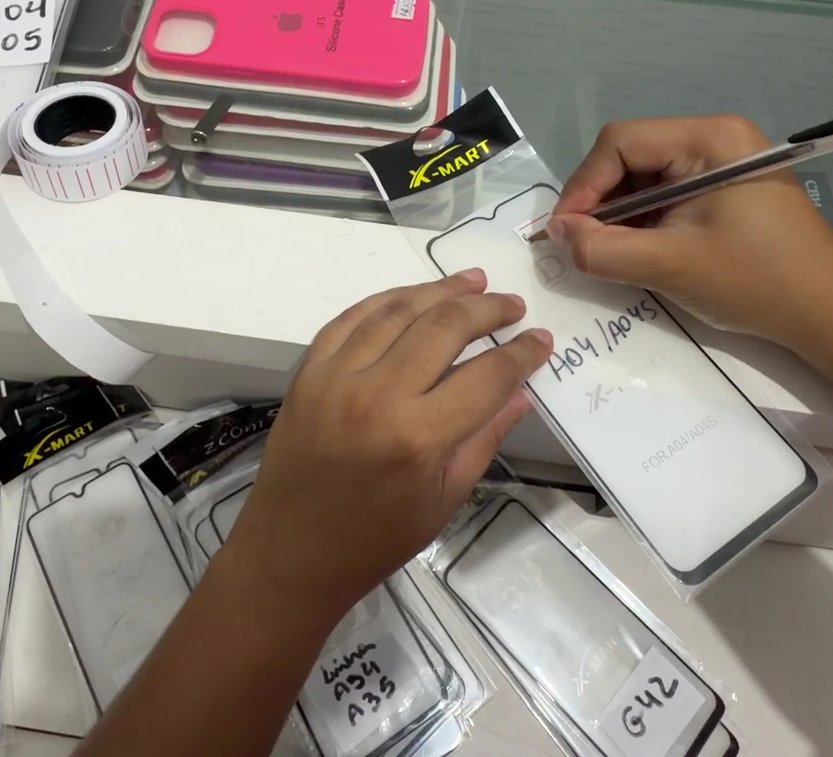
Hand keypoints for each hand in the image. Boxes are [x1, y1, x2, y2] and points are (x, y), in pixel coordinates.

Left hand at [224, 270, 551, 617]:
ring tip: (472, 281)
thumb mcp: (444, 499)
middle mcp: (378, 395)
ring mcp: (337, 376)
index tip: (542, 339)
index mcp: (419, 437)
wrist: (291, 550)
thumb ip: (484, 437)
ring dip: (439, 290)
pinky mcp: (309, 369)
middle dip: (486, 309)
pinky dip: (387, 299)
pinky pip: (351, 317)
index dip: (522, 353)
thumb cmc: (376, 538)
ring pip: (397, 310)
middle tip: (512, 304)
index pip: (487, 376)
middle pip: (443, 327)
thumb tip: (520, 392)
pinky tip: (413, 295)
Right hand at [545, 116, 832, 346]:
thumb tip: (555, 234)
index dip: (583, 186)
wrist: (832, 314)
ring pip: (642, 176)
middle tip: (583, 244)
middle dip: (599, 200)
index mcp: (709, 139)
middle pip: (628, 155)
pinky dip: (641, 220)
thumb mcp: (669, 267)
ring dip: (618, 213)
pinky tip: (639, 250)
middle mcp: (714, 138)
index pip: (620, 143)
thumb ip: (602, 249)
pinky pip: (663, 192)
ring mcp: (720, 162)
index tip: (565, 232)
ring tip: (610, 251)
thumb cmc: (756, 282)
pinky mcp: (722, 188)